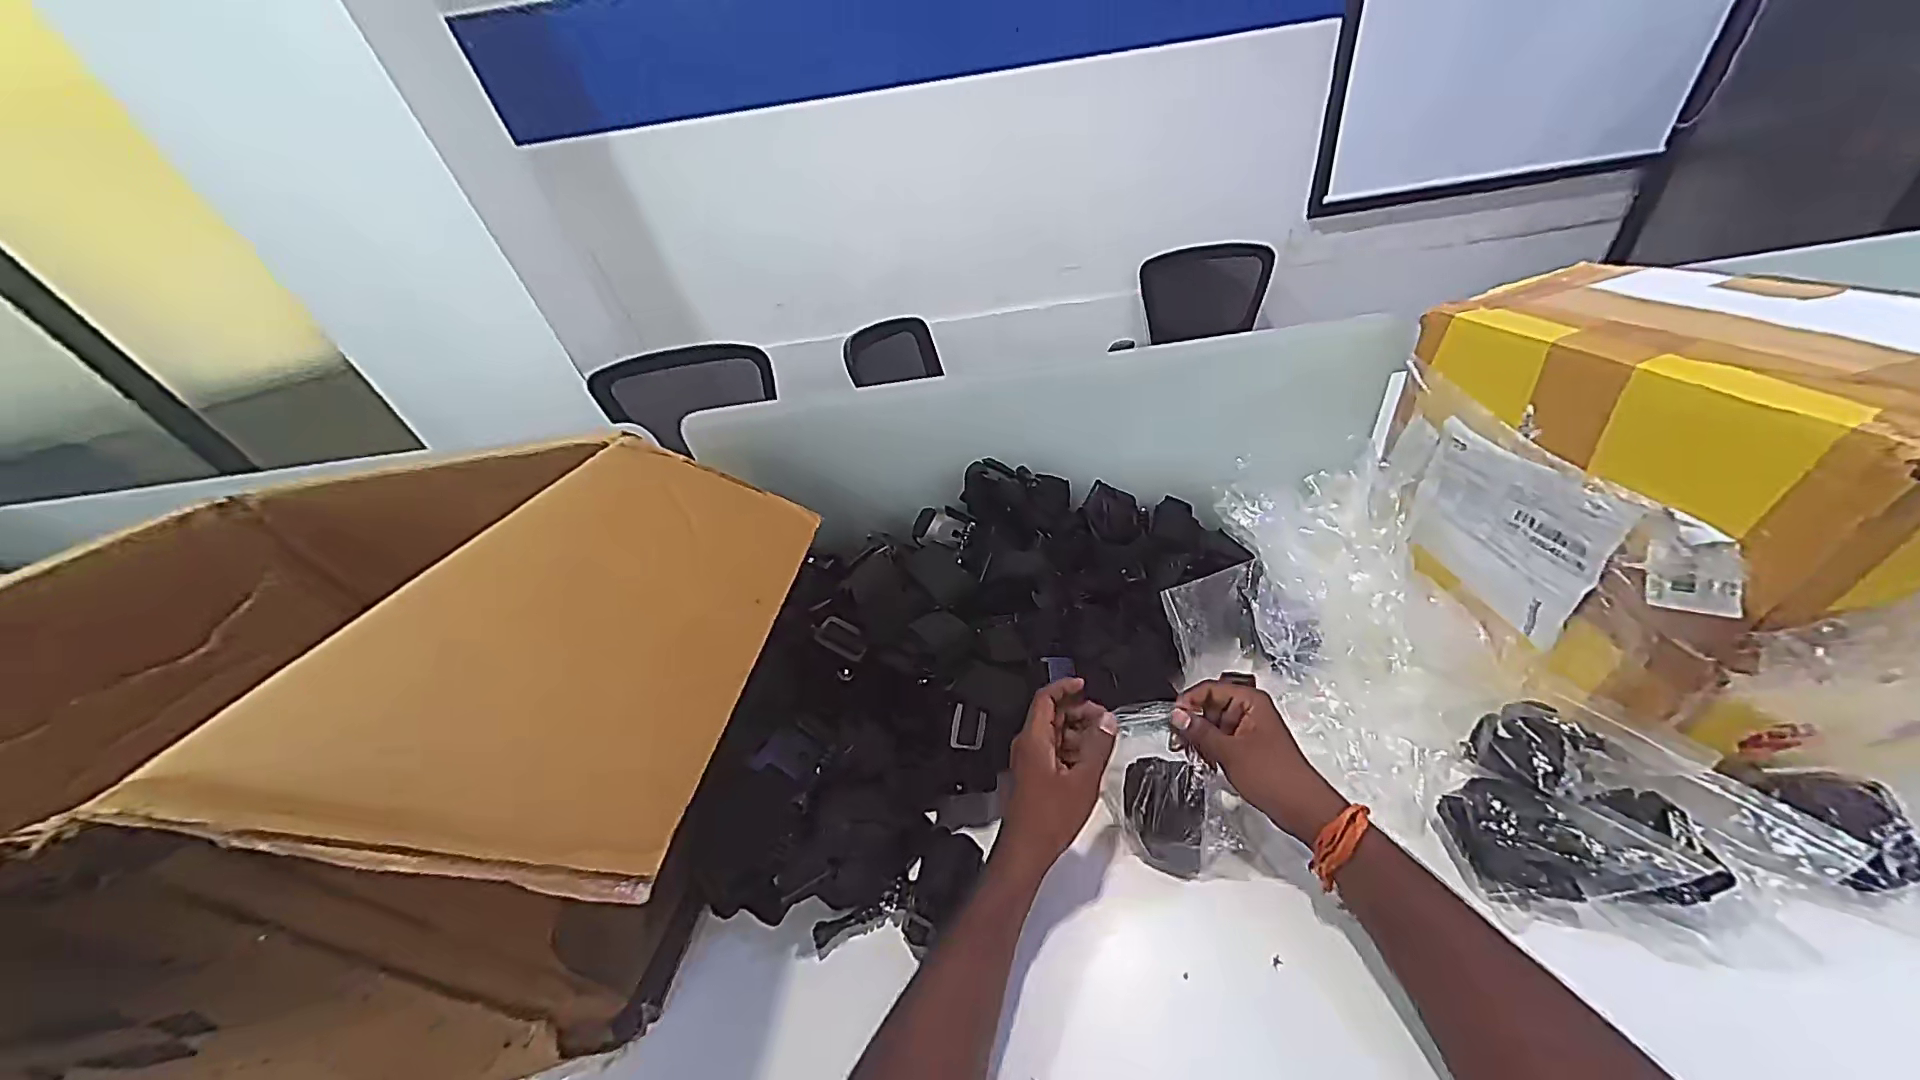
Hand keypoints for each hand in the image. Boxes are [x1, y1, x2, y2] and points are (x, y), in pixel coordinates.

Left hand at [997, 678, 1116, 877]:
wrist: (1026, 849)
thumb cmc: (1047, 819)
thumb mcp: (1083, 779)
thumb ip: (1098, 746)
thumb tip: (1107, 722)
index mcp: (1034, 740)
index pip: (1045, 698)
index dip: (1065, 687)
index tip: (1082, 684)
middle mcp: (1026, 745)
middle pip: (1050, 714)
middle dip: (1077, 711)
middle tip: (1101, 717)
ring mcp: (1028, 760)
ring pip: (1052, 733)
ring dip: (1076, 731)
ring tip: (1100, 739)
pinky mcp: (1032, 774)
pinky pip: (1051, 750)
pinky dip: (1070, 748)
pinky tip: (1088, 760)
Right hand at [1172, 679, 1347, 842]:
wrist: (1301, 808)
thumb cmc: (1277, 777)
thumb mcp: (1229, 751)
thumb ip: (1199, 731)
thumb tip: (1177, 715)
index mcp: (1251, 701)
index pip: (1210, 689)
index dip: (1188, 702)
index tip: (1173, 717)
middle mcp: (1250, 710)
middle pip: (1209, 705)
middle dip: (1192, 722)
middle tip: (1178, 739)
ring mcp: (1248, 729)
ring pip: (1212, 724)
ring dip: (1199, 737)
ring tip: (1191, 752)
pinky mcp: (1246, 746)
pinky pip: (1220, 739)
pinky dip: (1208, 747)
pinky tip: (1204, 760)